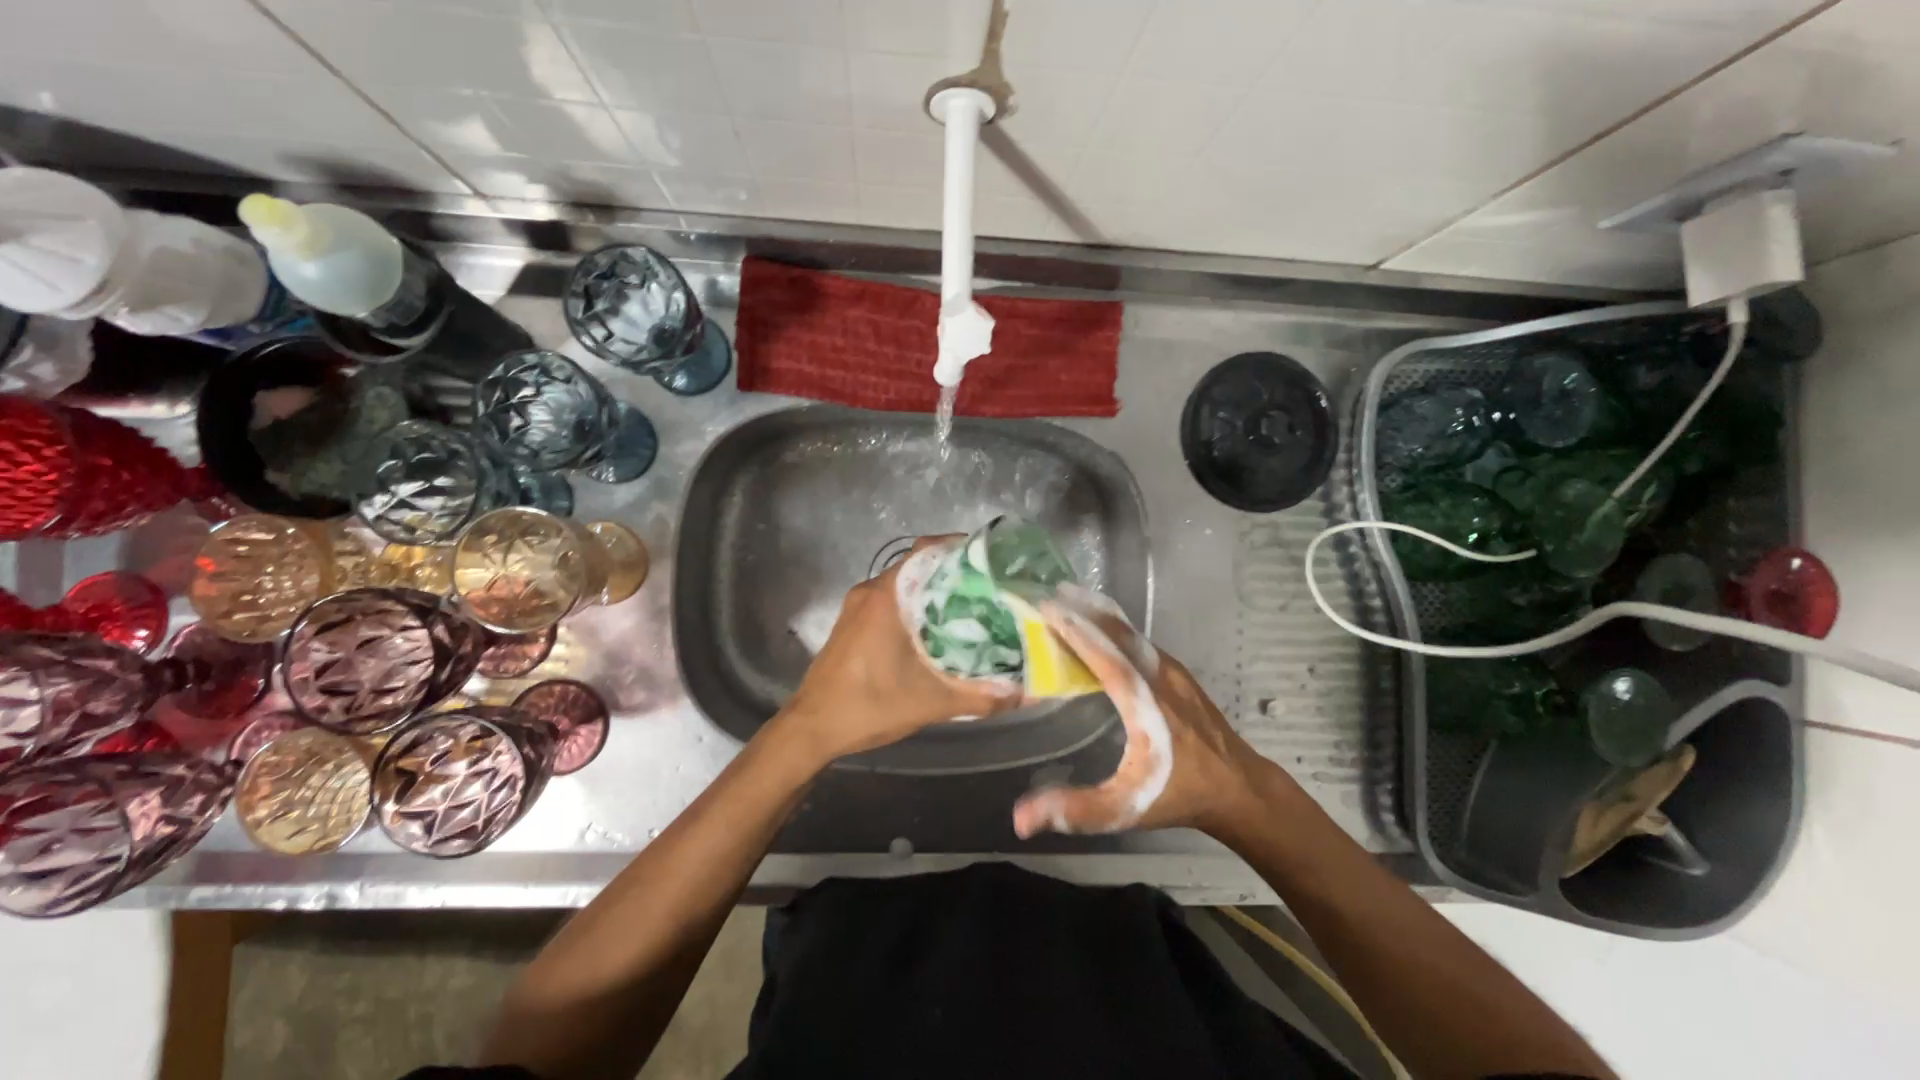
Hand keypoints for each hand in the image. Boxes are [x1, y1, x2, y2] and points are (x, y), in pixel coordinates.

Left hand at [773, 537, 1017, 762]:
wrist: (812, 729)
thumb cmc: (869, 706)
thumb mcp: (932, 703)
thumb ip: (983, 696)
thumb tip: (1031, 693)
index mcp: (888, 596)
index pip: (930, 550)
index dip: (965, 550)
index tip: (996, 562)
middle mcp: (872, 591)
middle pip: (922, 566)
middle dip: (958, 573)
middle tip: (996, 588)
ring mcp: (859, 607)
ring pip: (908, 585)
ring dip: (938, 592)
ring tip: (977, 607)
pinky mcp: (854, 624)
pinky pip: (894, 602)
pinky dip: (920, 608)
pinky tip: (942, 630)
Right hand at [1012, 585, 1281, 837]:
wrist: (1239, 787)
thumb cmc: (1178, 795)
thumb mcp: (1126, 809)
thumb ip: (1076, 810)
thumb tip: (1020, 819)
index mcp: (1146, 704)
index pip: (1107, 657)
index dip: (1077, 630)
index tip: (1047, 608)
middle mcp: (1160, 677)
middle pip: (1119, 632)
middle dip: (1084, 609)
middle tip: (1048, 591)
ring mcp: (1173, 671)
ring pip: (1132, 632)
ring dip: (1099, 614)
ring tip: (1067, 599)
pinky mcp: (1178, 673)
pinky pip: (1141, 641)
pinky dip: (1115, 627)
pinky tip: (1100, 627)